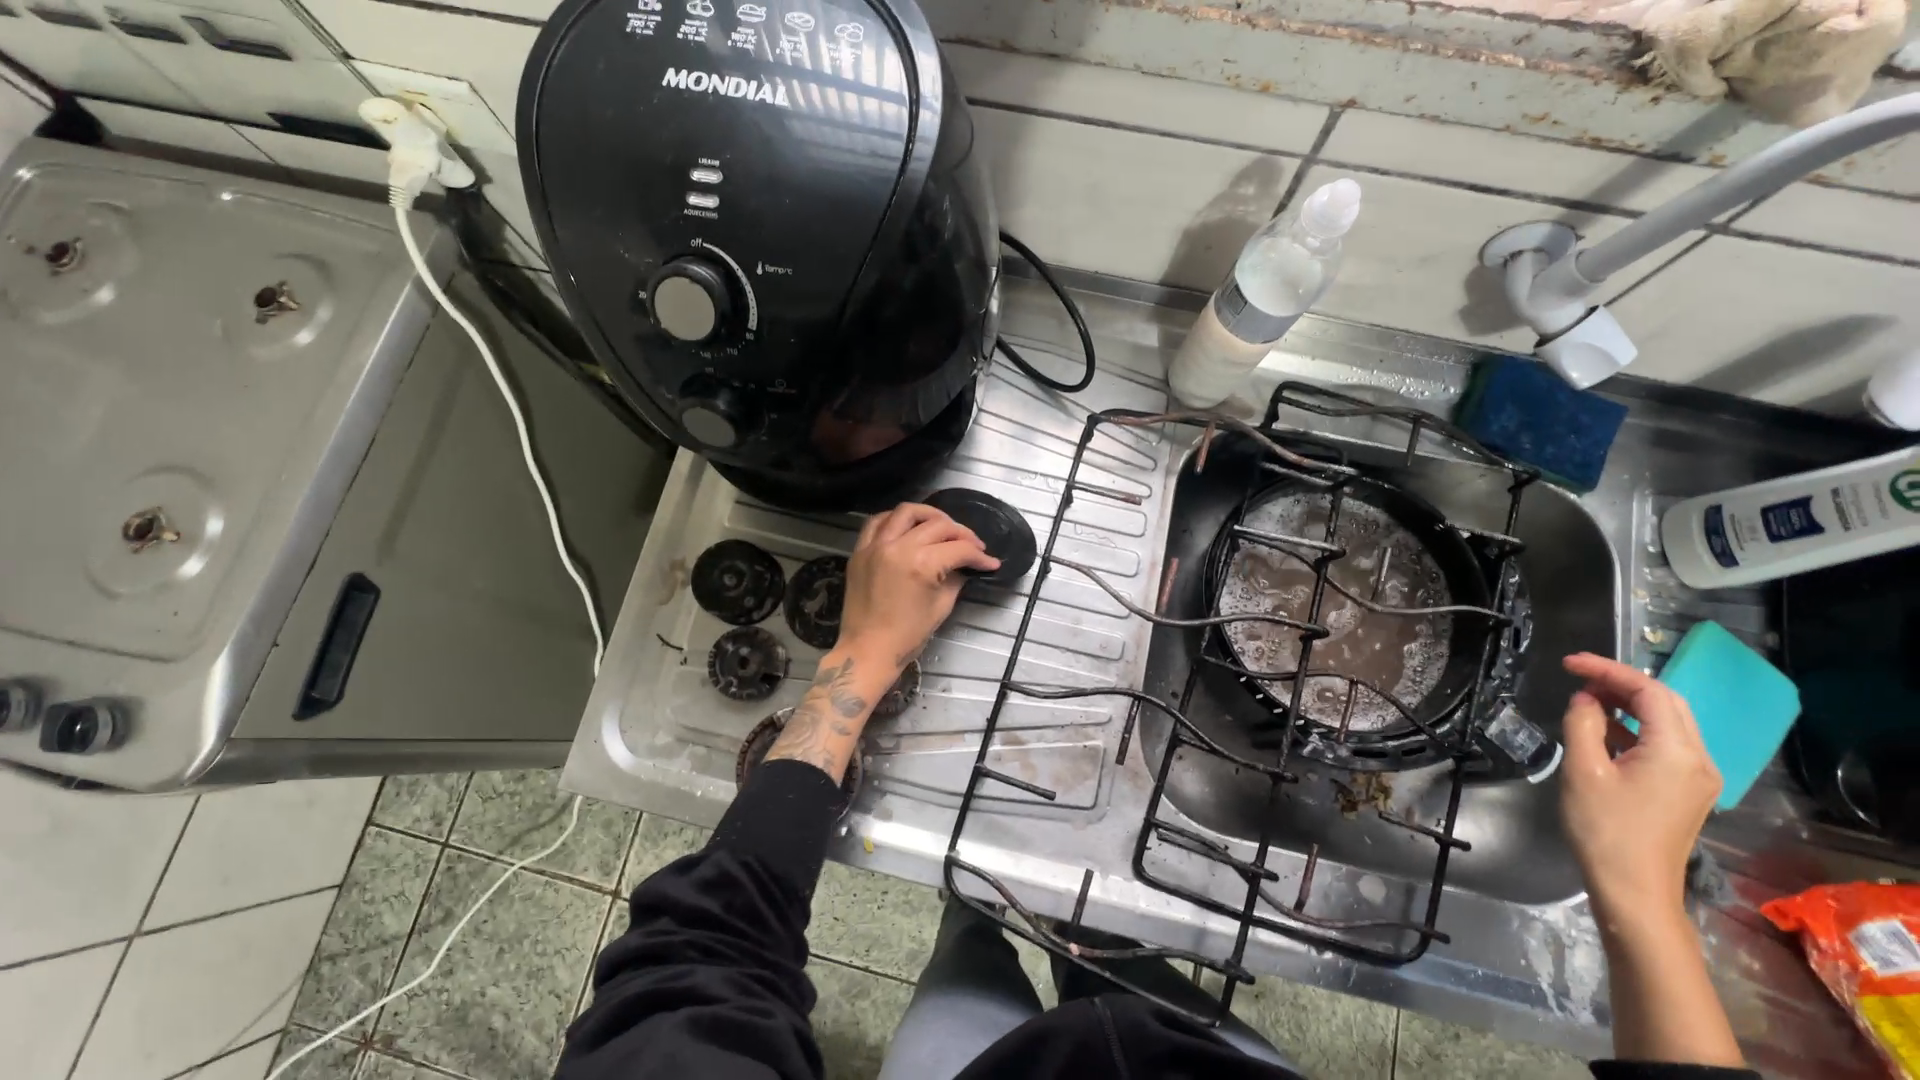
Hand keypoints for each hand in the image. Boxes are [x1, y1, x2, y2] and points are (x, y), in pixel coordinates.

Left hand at [763, 503, 997, 783]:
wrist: (868, 650)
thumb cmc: (908, 635)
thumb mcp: (941, 607)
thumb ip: (955, 578)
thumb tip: (965, 565)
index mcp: (922, 564)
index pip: (959, 549)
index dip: (979, 556)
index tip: (990, 562)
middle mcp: (898, 547)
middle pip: (938, 525)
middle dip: (961, 533)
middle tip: (972, 545)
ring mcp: (876, 545)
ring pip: (907, 512)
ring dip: (930, 515)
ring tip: (942, 525)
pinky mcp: (860, 550)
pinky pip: (878, 522)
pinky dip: (895, 519)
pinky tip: (908, 526)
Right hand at [1559, 652, 1721, 924]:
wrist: (1634, 889)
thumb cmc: (1604, 828)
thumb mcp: (1583, 770)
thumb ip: (1584, 724)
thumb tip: (1586, 699)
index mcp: (1677, 751)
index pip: (1649, 692)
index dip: (1608, 670)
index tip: (1569, 663)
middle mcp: (1699, 760)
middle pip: (1667, 703)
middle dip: (1622, 683)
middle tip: (1578, 677)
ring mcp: (1699, 778)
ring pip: (1669, 723)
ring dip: (1630, 705)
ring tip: (1588, 699)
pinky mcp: (1689, 792)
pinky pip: (1667, 745)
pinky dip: (1637, 729)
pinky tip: (1606, 732)